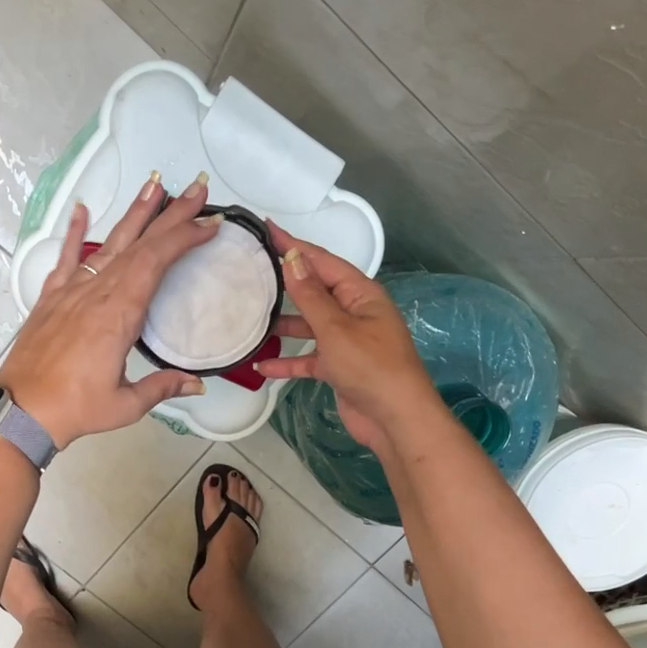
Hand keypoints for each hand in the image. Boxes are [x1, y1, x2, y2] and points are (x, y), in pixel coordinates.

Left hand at [0, 173, 219, 447]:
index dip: (183, 238)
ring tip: (154, 186)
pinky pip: (66, 259)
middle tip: (195, 190)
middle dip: (169, 215)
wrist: (20, 411)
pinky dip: (75, 233)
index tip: (208, 225)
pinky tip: (82, 209)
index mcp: (119, 314)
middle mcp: (96, 293)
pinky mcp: (50, 300)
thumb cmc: (74, 409)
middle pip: (139, 244)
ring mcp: (71, 293)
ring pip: (109, 245)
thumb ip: (161, 387)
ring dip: (133, 215)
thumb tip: (195, 385)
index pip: (156, 262)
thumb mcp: (125, 404)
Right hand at [254, 224, 435, 453]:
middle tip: (252, 269)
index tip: (267, 229)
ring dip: (283, 324)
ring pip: (309, 325)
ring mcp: (347, 341)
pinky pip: (308, 358)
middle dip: (286, 283)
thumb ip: (310, 296)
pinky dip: (288, 361)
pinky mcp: (339, 368)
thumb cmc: (371, 367)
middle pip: (315, 291)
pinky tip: (263, 366)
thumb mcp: (336, 328)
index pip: (323, 262)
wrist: (395, 418)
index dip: (295, 246)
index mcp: (361, 294)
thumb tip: (292, 259)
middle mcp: (354, 312)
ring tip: (251, 317)